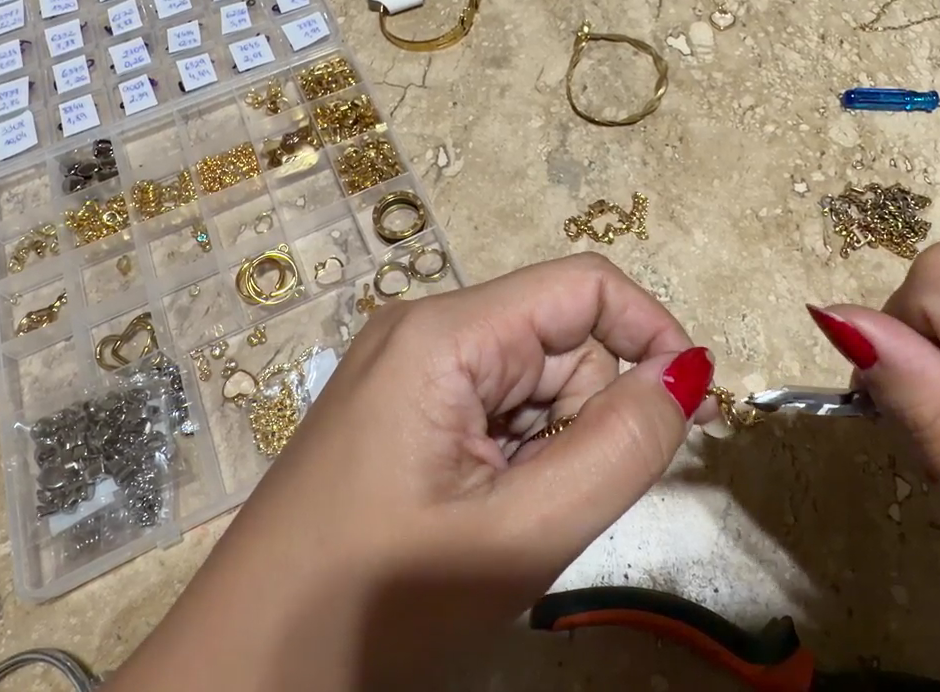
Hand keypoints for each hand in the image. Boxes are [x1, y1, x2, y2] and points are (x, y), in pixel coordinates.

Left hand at [109, 253, 717, 690]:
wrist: (246, 668)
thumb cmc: (382, 602)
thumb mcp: (519, 534)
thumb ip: (619, 449)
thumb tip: (687, 374)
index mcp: (443, 333)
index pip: (583, 286)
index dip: (651, 332)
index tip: (693, 407)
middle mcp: (424, 331)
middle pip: (557, 341)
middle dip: (588, 417)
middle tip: (558, 506)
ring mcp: (407, 371)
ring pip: (531, 384)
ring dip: (552, 448)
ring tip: (509, 521)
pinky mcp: (401, 410)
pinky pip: (495, 412)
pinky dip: (518, 459)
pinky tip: (484, 516)